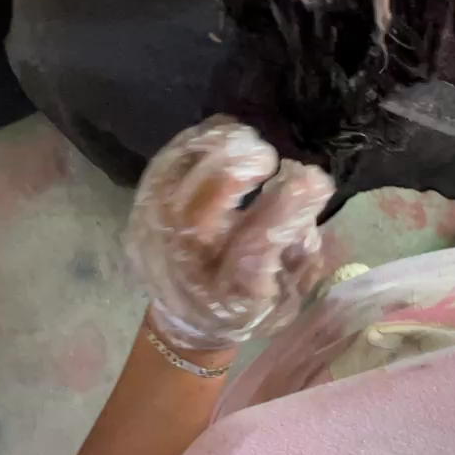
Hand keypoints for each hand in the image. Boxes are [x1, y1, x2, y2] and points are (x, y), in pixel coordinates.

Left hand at [126, 117, 334, 350]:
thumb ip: (303, 252)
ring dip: (208, 152)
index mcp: (231, 297)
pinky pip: (159, 172)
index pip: (254, 250)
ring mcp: (155, 245)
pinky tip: (221, 131)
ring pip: (171, 188)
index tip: (309, 177)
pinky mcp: (141, 219)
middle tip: (267, 155)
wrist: (189, 323)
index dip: (282, 210)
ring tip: (246, 137)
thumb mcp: (287, 294)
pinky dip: (189, 145)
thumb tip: (313, 195)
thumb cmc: (249, 307)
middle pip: (195, 215)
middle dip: (230, 172)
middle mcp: (186, 273)